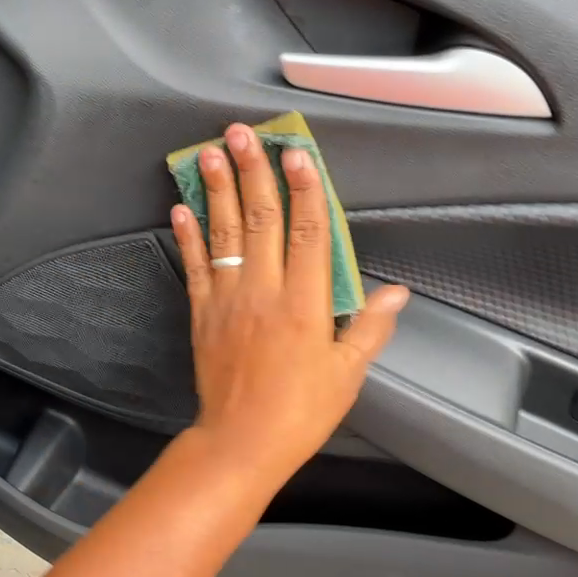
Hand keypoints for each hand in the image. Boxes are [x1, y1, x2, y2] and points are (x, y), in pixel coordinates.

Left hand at [168, 122, 408, 491]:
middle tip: (242, 133)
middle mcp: (263, 292)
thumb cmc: (299, 413)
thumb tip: (396, 291)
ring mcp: (227, 300)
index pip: (308, 233)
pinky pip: (194, 266)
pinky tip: (182, 207)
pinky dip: (188, 235)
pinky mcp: (201, 314)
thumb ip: (370, 328)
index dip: (304, 189)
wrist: (240, 442)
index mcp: (305, 304)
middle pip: (260, 219)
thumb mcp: (347, 375)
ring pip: (223, 234)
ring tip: (208, 153)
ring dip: (216, 190)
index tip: (297, 154)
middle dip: (252, 172)